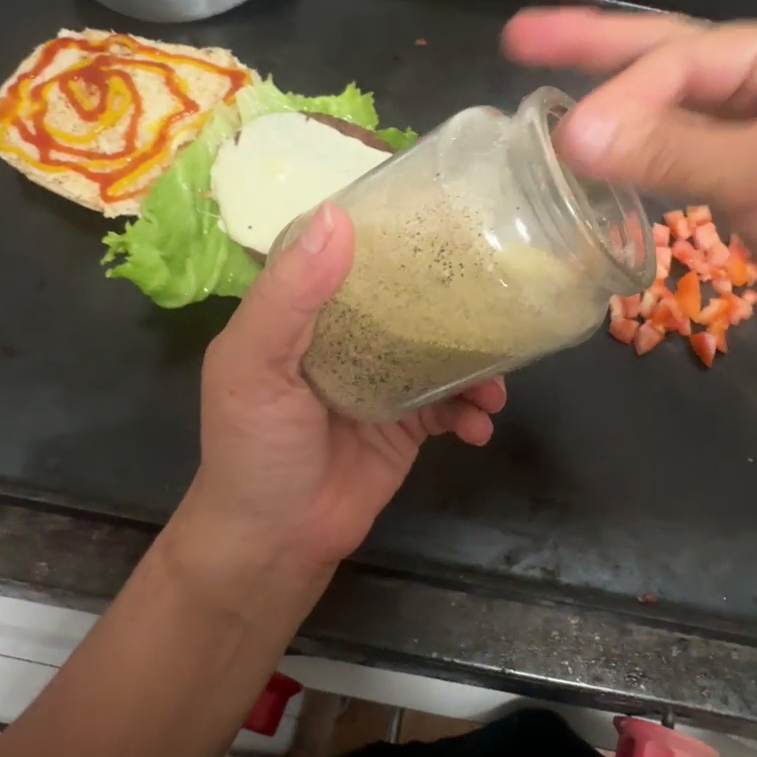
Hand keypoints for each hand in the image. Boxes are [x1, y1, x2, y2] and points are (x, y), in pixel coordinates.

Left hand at [172, 204, 504, 593]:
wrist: (275, 542)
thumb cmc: (254, 445)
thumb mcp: (254, 362)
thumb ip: (290, 293)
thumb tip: (338, 215)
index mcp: (307, 311)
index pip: (354, 254)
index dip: (396, 234)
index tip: (449, 216)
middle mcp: (350, 337)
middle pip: (412, 300)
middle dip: (458, 301)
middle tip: (502, 298)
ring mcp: (384, 381)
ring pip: (444, 351)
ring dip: (478, 364)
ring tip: (495, 387)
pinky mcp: (409, 424)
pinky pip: (453, 404)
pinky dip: (474, 412)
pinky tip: (479, 427)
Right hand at [503, 7, 756, 338]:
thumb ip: (673, 150)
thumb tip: (570, 136)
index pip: (686, 60)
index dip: (623, 93)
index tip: (566, 134)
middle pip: (669, 64)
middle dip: (595, 52)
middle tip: (520, 38)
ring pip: (669, 117)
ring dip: (613, 114)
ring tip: (546, 96)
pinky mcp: (746, 186)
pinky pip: (677, 163)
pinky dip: (636, 163)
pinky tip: (597, 160)